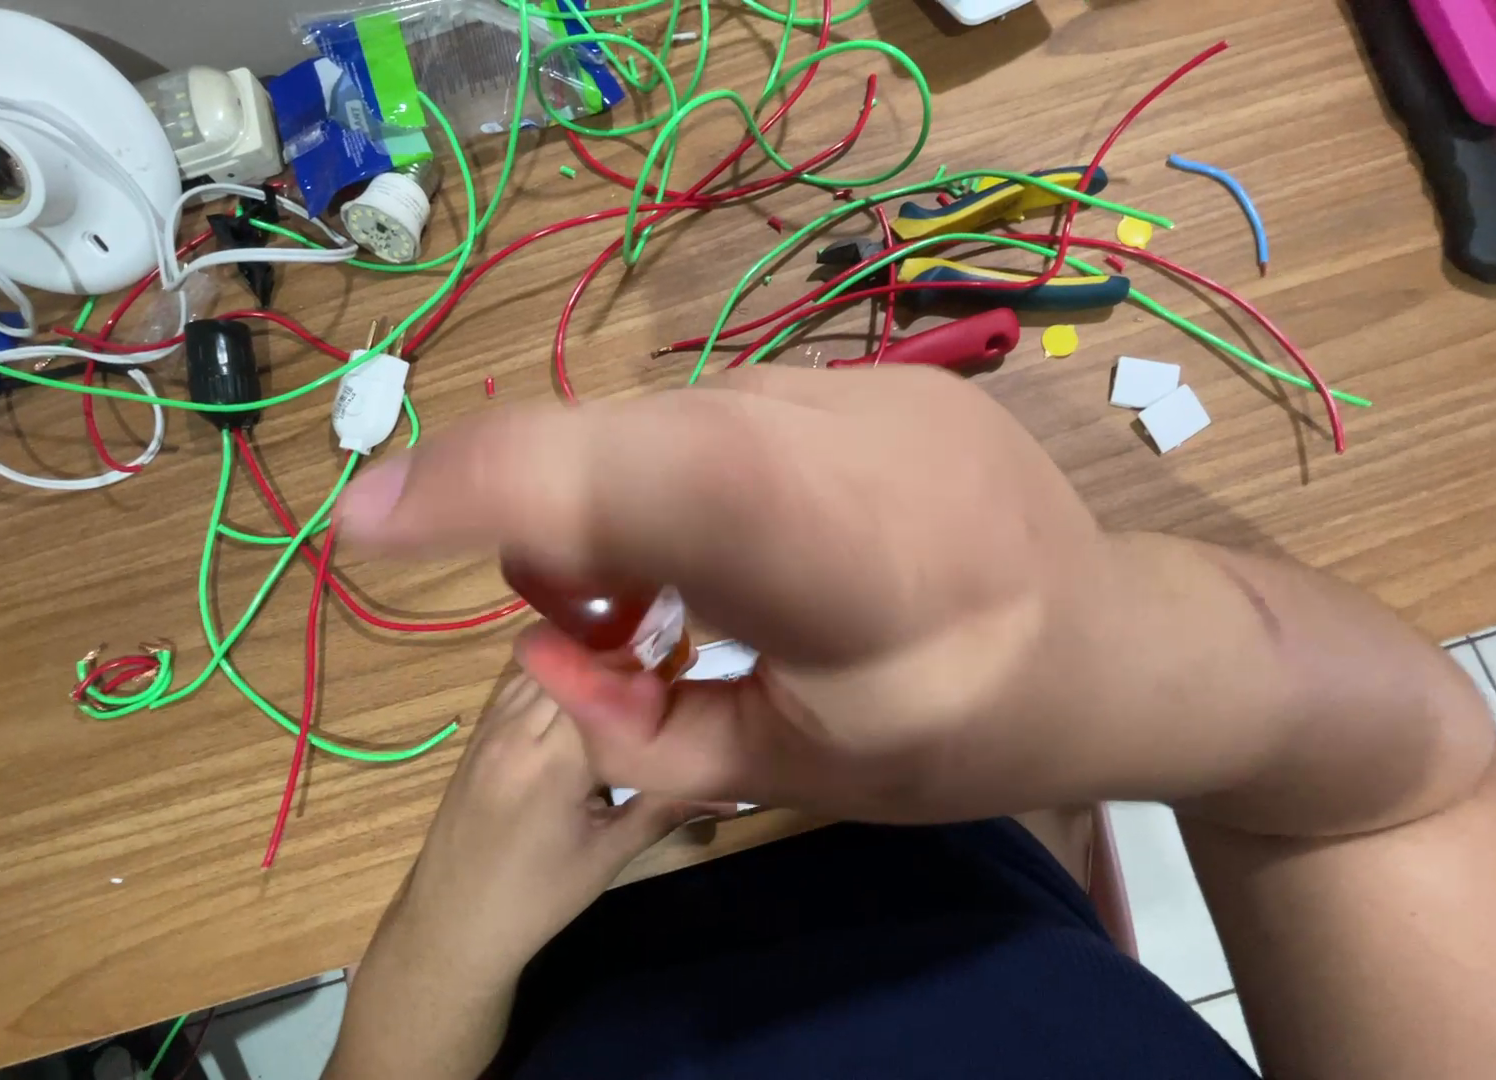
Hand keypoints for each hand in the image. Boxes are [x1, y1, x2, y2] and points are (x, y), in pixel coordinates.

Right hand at [338, 367, 1108, 821]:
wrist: (1123, 639)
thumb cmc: (975, 732)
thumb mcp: (808, 776)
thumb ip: (652, 729)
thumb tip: (540, 653)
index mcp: (858, 559)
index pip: (660, 477)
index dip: (505, 479)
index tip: (372, 516)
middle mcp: (855, 434)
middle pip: (628, 439)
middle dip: (540, 515)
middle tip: (575, 620)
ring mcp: (861, 386)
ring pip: (662, 420)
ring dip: (611, 502)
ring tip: (654, 599)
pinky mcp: (862, 374)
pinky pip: (713, 412)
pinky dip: (668, 476)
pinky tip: (712, 544)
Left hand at [390, 672, 695, 978]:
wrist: (453, 924)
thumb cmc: (538, 898)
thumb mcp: (609, 856)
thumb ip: (665, 809)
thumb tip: (729, 790)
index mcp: (554, 763)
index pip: (602, 688)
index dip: (639, 673)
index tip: (674, 673)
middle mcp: (518, 732)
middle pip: (573, 667)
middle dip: (614, 663)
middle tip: (654, 675)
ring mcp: (491, 728)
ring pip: (543, 668)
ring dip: (580, 665)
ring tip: (619, 678)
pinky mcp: (477, 733)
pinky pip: (518, 684)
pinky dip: (551, 678)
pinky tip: (575, 695)